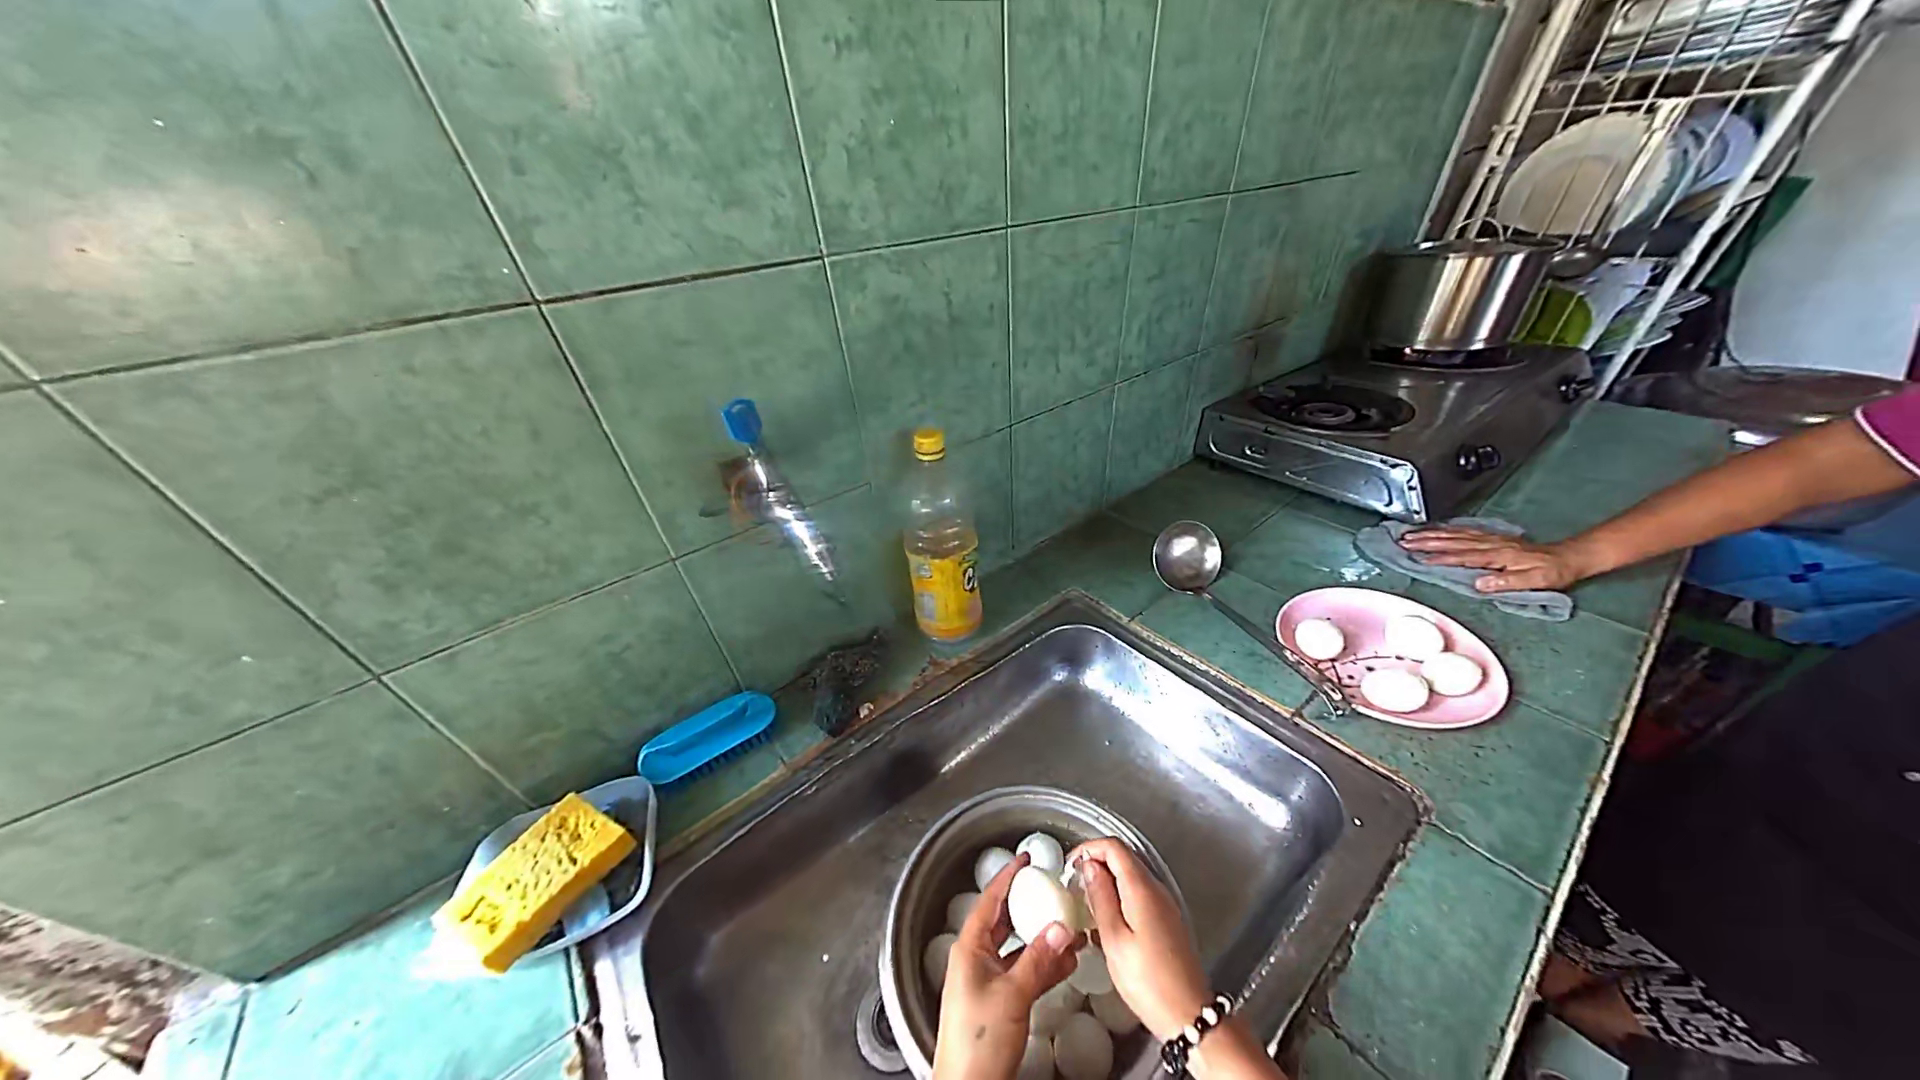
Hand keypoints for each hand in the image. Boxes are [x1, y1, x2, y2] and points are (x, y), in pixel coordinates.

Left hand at [931, 853, 1078, 1079]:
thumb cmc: (976, 1043)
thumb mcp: (1012, 994)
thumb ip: (1038, 959)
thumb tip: (1060, 928)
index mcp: (969, 948)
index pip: (989, 900)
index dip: (1007, 877)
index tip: (1024, 860)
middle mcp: (977, 959)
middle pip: (1005, 922)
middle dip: (1029, 907)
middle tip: (1050, 890)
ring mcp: (988, 981)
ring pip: (1019, 948)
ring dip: (1043, 939)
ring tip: (1068, 926)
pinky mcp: (1001, 1002)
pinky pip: (1025, 972)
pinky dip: (1044, 965)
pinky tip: (1066, 961)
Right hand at [1067, 838, 1208, 1041]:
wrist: (1190, 1016)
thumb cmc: (1149, 982)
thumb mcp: (1114, 940)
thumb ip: (1100, 898)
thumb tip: (1089, 867)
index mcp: (1142, 889)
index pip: (1114, 847)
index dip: (1088, 847)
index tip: (1070, 865)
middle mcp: (1157, 889)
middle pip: (1124, 857)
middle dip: (1095, 862)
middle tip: (1074, 884)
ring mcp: (1165, 904)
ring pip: (1131, 875)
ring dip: (1107, 880)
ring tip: (1086, 902)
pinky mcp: (1167, 920)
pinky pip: (1139, 893)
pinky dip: (1119, 895)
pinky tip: (1107, 920)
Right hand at [1396, 527, 1593, 592]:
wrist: (1571, 557)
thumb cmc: (1553, 572)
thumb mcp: (1535, 581)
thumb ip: (1507, 582)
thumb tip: (1479, 584)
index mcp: (1497, 555)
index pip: (1462, 556)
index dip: (1439, 557)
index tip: (1419, 559)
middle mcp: (1491, 544)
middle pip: (1452, 541)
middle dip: (1426, 541)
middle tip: (1403, 542)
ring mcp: (1491, 539)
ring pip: (1455, 534)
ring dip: (1431, 534)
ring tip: (1411, 534)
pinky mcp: (1493, 537)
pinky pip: (1464, 531)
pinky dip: (1446, 529)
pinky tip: (1436, 529)